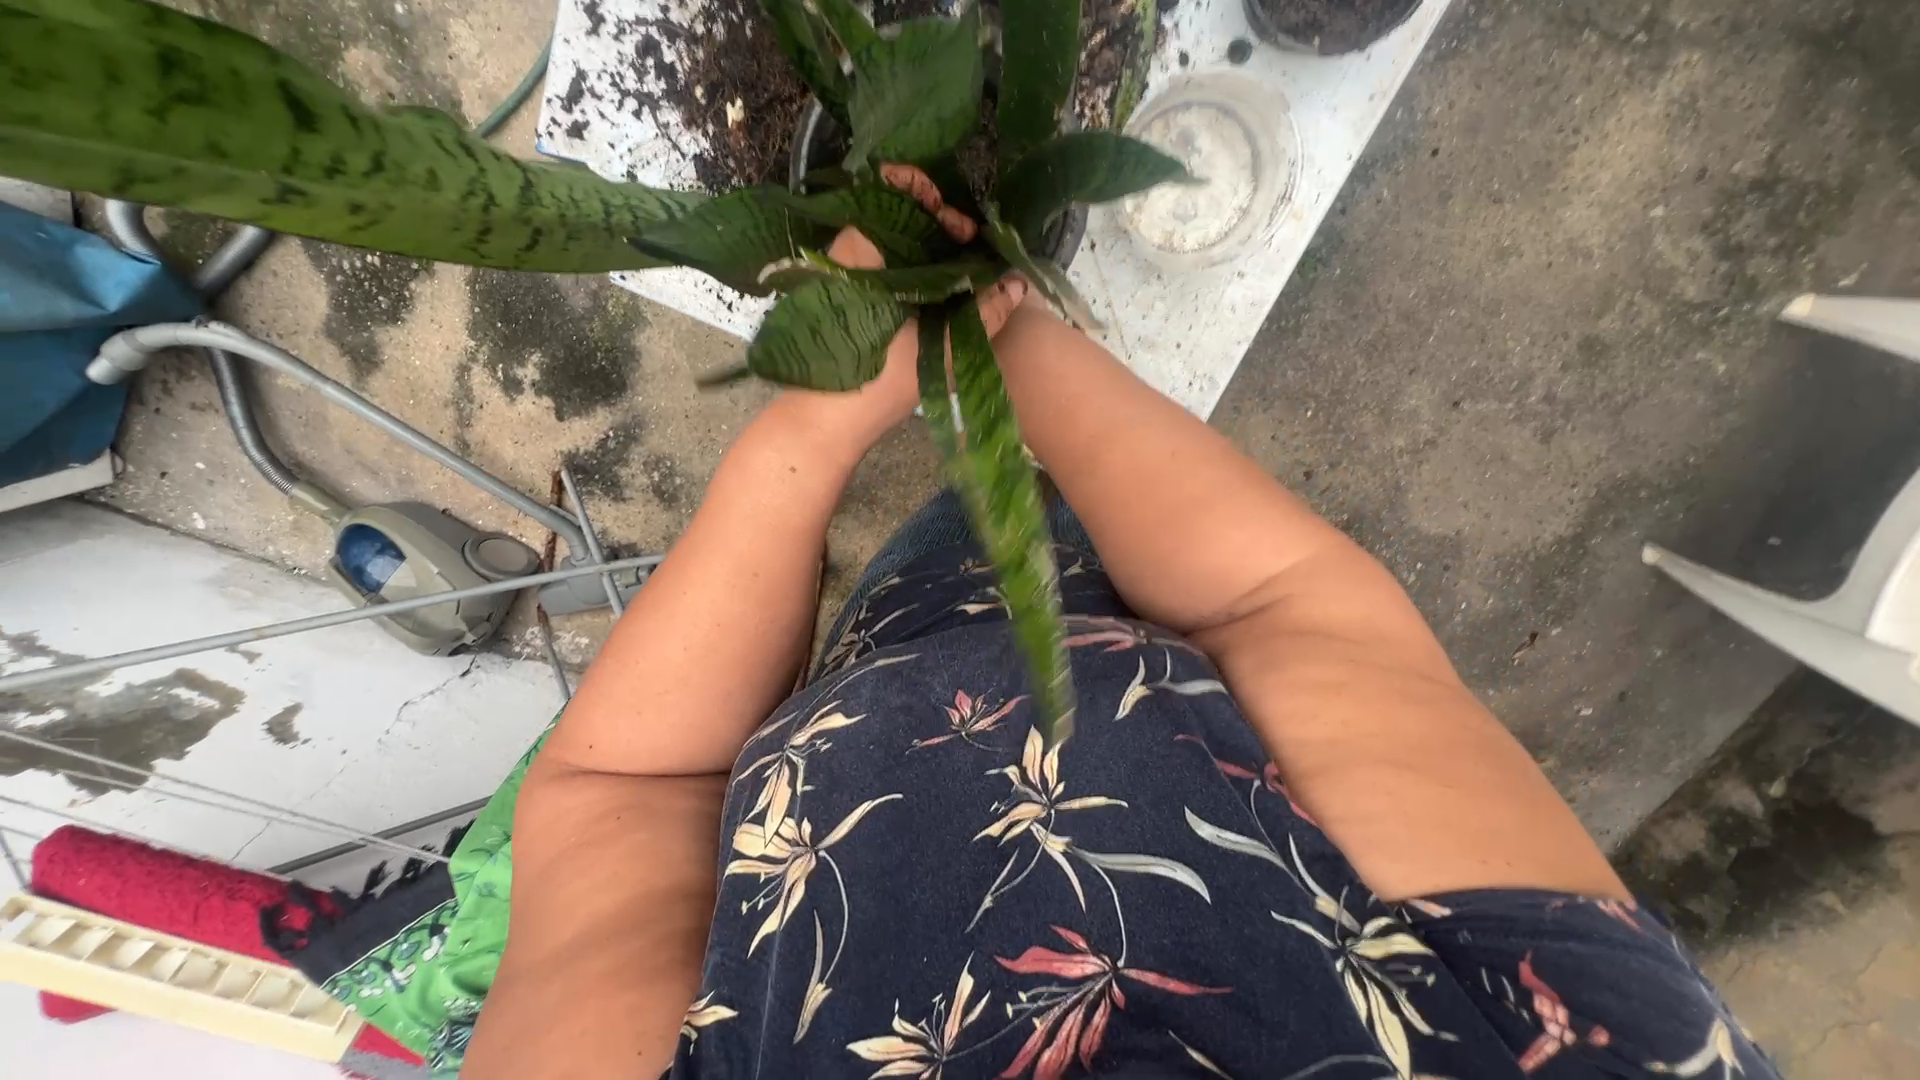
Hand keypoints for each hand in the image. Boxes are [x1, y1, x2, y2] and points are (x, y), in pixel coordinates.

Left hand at [783, 164, 1028, 442]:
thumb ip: (983, 312)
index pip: (894, 189)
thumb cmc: (876, 377)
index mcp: (863, 247)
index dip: (931, 194)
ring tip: (959, 272)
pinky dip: (910, 271)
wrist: (825, 420)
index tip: (959, 226)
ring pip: (890, 244)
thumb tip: (1016, 283)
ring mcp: (842, 276)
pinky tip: (937, 294)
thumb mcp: (939, 346)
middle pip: (897, 216)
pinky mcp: (844, 301)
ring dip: (926, 250)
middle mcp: (848, 251)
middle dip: (937, 225)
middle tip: (967, 247)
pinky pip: (882, 269)